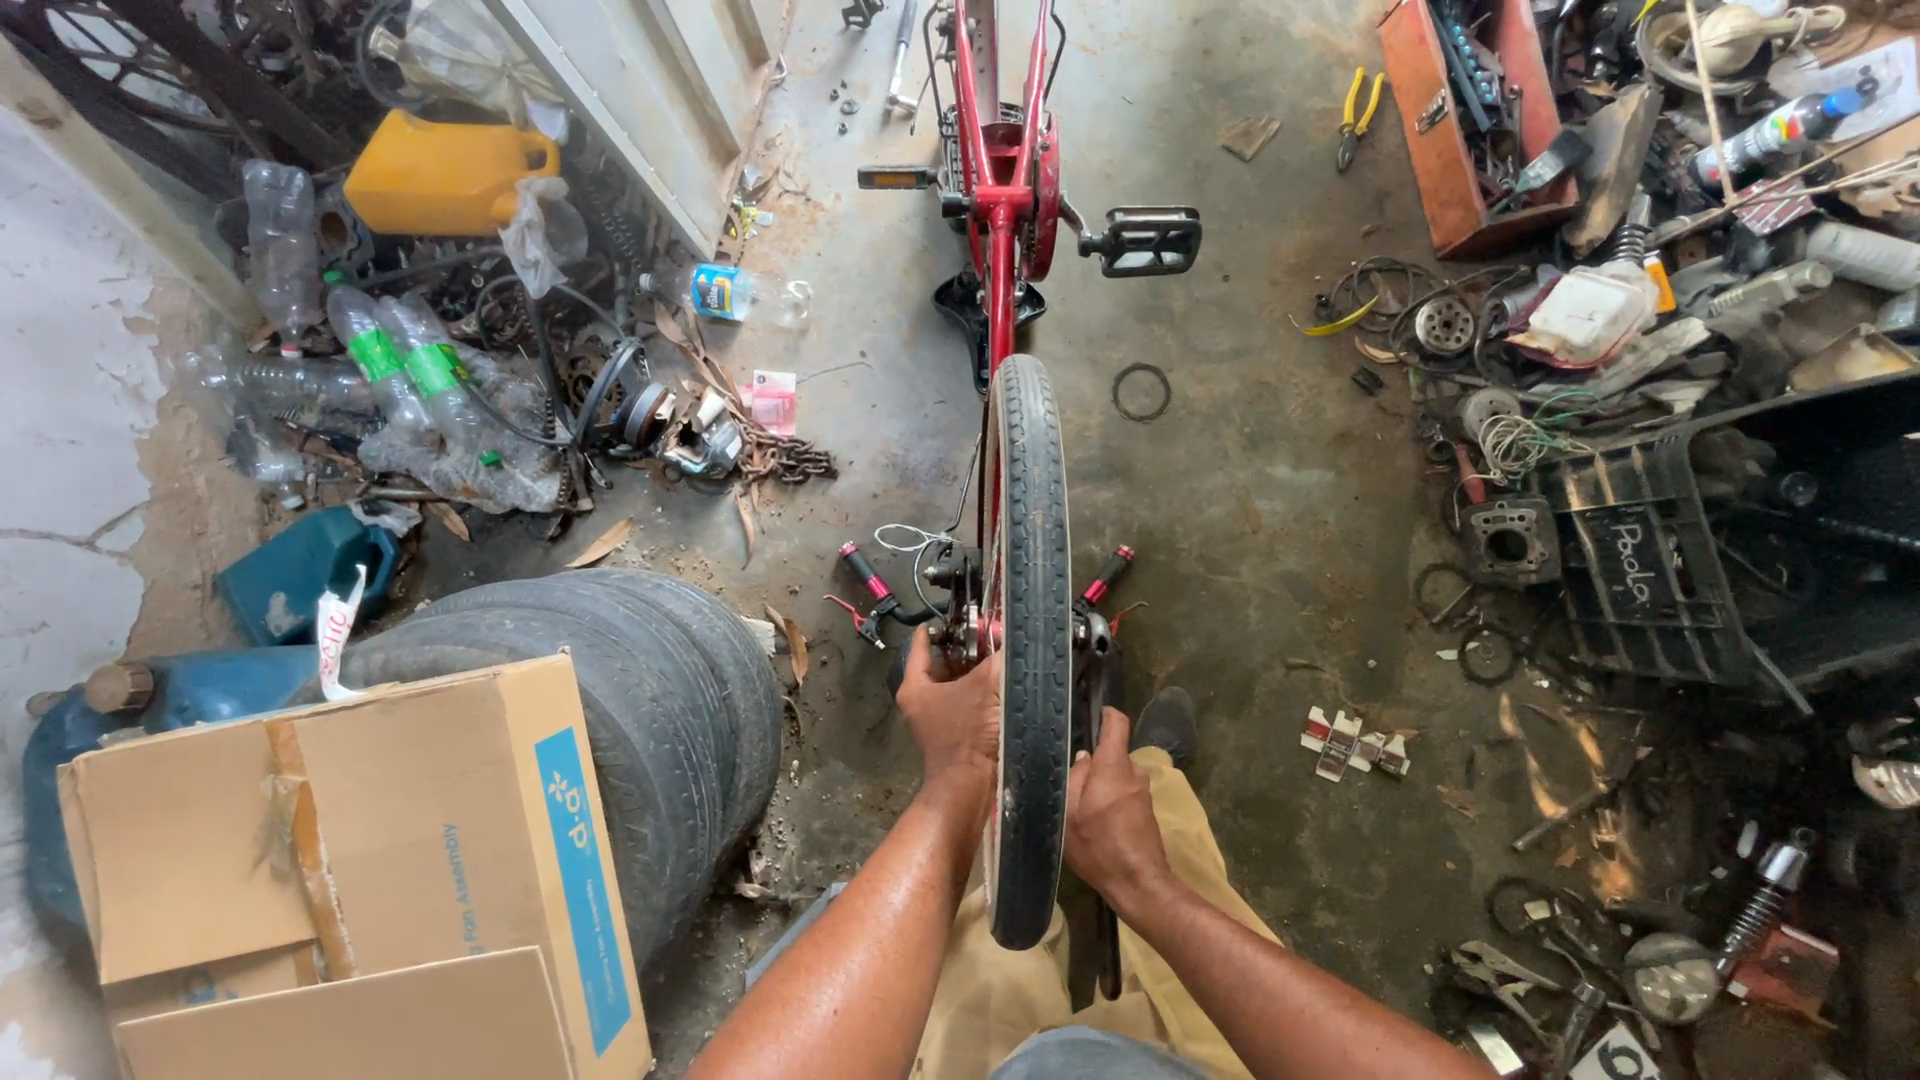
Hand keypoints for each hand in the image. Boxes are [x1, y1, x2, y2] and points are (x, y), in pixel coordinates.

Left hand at [895, 626, 1000, 785]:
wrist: (969, 784)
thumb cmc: (967, 732)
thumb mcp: (985, 686)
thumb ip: (999, 659)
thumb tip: (1015, 639)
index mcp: (915, 687)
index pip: (920, 648)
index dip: (934, 631)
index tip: (946, 617)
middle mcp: (922, 702)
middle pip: (942, 665)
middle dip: (964, 650)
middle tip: (985, 633)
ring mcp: (938, 719)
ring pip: (957, 684)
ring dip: (976, 671)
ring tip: (998, 652)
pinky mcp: (957, 733)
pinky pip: (968, 701)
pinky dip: (982, 690)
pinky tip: (1002, 680)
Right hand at [1067, 709, 1177, 914]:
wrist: (1138, 883)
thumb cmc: (1099, 846)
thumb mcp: (1070, 813)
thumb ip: (1074, 779)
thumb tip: (1083, 758)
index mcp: (1114, 766)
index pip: (1117, 724)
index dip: (1106, 714)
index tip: (1091, 715)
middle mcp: (1134, 773)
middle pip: (1112, 755)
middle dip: (1093, 765)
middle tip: (1071, 785)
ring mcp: (1143, 793)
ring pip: (1117, 776)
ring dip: (1101, 786)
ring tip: (1081, 808)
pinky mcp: (1146, 811)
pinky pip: (1124, 793)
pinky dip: (1110, 800)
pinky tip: (1097, 823)